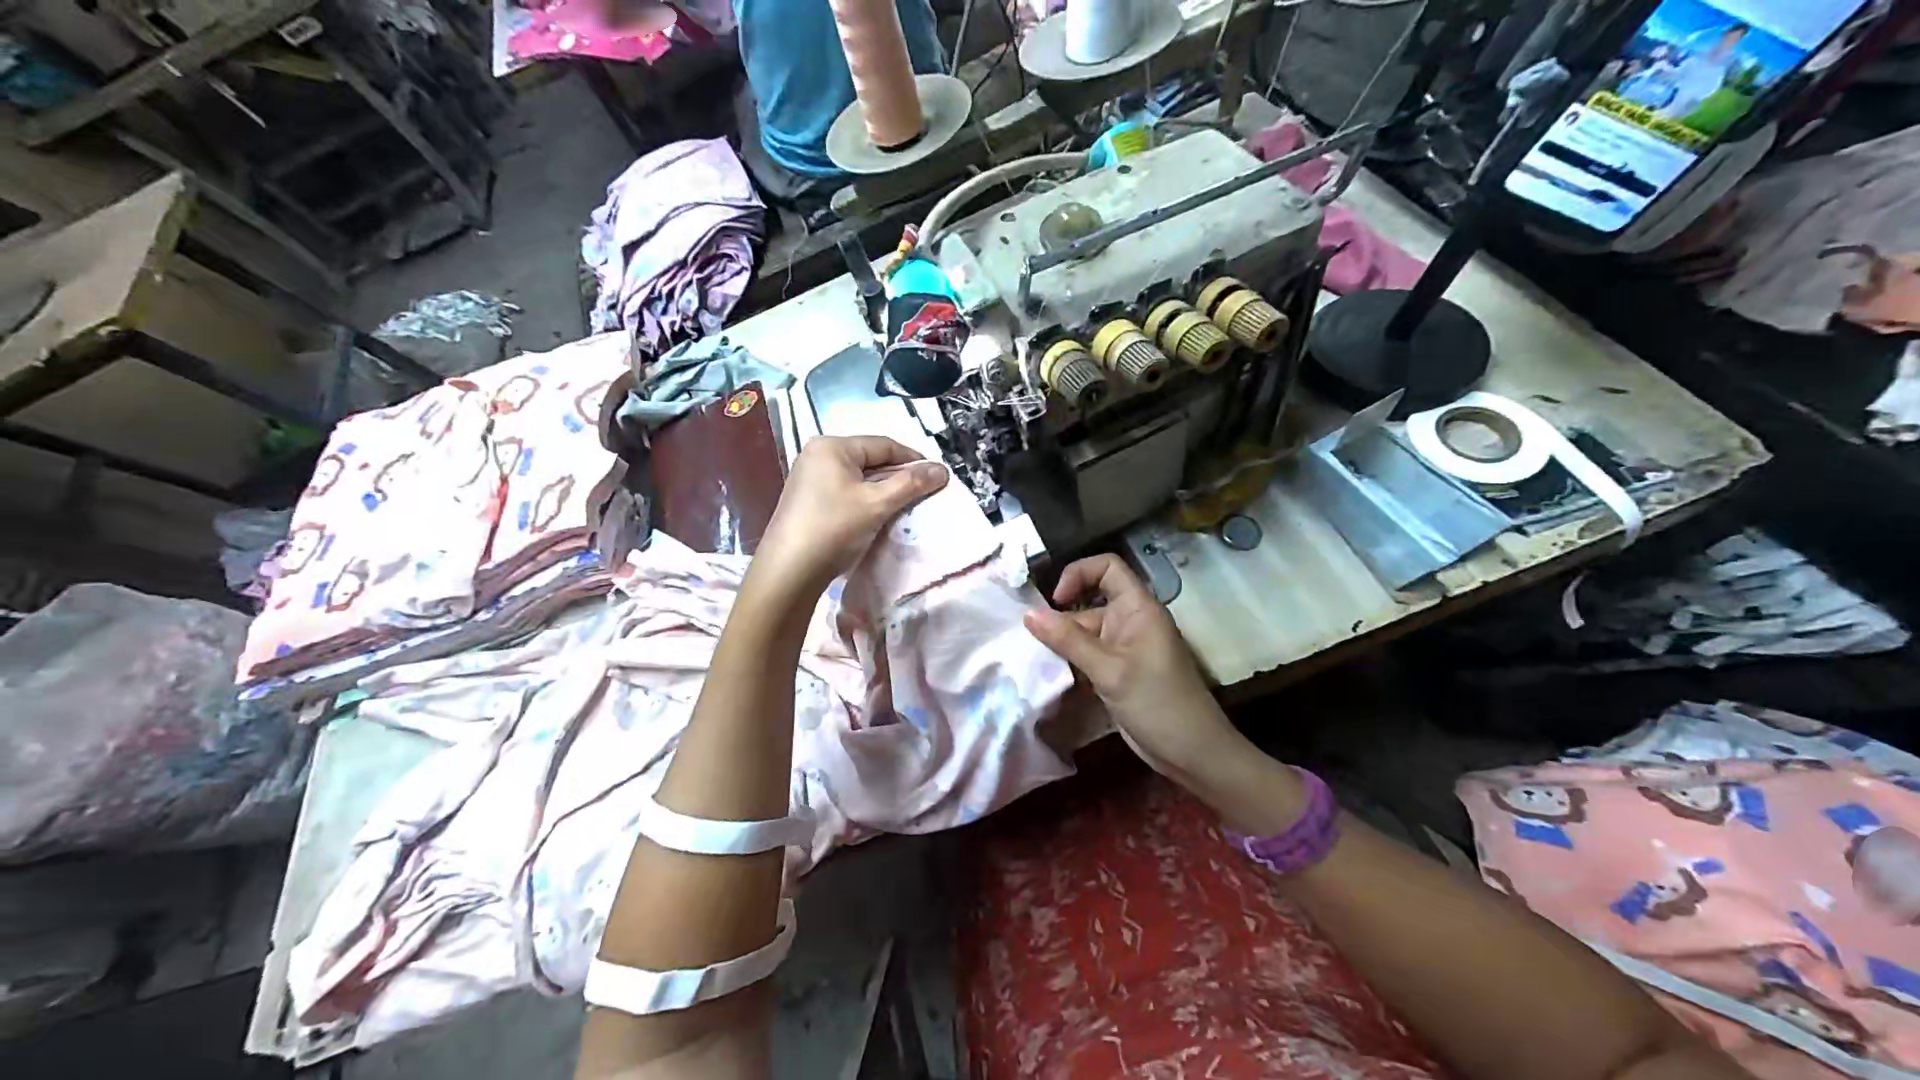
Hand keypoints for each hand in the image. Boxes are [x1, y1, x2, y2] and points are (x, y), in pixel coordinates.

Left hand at [753, 436, 948, 595]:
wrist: (789, 571)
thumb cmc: (834, 528)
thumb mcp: (877, 504)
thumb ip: (911, 484)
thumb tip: (942, 469)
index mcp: (832, 446)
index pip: (884, 445)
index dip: (913, 460)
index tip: (936, 478)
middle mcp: (817, 455)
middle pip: (870, 460)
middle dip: (897, 477)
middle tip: (922, 495)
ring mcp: (809, 478)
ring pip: (858, 478)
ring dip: (882, 491)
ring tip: (901, 508)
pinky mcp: (807, 500)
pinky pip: (845, 492)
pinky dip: (864, 501)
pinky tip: (875, 517)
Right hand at [1022, 555, 1249, 779]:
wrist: (1192, 754)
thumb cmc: (1158, 703)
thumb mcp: (1109, 670)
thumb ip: (1068, 641)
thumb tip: (1028, 613)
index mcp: (1138, 608)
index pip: (1107, 567)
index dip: (1079, 574)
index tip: (1057, 602)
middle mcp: (1130, 622)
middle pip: (1087, 603)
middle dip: (1060, 619)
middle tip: (1032, 642)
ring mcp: (1123, 649)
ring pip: (1083, 634)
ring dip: (1061, 646)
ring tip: (1036, 662)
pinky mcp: (1117, 673)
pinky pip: (1086, 657)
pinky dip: (1069, 664)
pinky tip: (1050, 679)